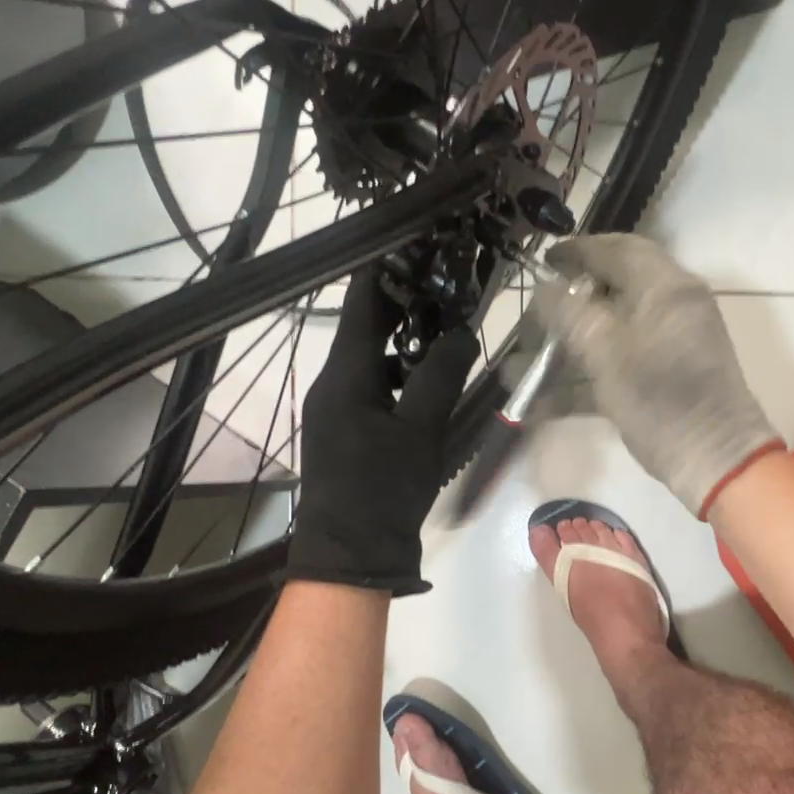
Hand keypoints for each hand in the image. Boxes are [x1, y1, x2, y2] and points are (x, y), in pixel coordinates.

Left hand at [284, 271, 478, 594]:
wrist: (351, 552)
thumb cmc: (383, 490)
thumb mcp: (420, 432)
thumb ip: (441, 377)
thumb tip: (461, 331)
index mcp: (344, 375)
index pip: (361, 303)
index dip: (386, 267)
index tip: (416, 240)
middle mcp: (332, 384)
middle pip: (365, 328)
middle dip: (402, 302)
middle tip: (444, 282)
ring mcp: (335, 410)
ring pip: (370, 360)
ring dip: (403, 341)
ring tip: (445, 329)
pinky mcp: (345, 432)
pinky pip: (372, 388)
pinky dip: (399, 375)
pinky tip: (429, 383)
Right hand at [534, 234, 782, 518]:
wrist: (714, 462)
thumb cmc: (663, 398)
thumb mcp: (608, 351)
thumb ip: (569, 314)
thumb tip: (544, 289)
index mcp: (666, 288)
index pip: (618, 251)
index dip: (577, 251)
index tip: (541, 259)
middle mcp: (668, 311)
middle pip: (606, 297)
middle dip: (560, 313)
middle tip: (525, 326)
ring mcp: (664, 351)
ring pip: (604, 339)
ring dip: (560, 355)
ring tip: (514, 371)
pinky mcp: (658, 387)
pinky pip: (611, 373)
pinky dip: (578, 385)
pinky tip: (534, 406)